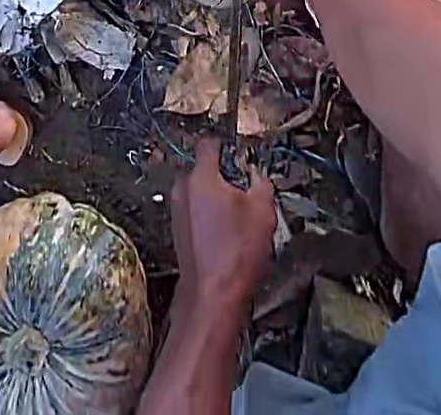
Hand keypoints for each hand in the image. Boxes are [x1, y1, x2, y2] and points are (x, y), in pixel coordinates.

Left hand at [171, 139, 277, 309]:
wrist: (213, 296)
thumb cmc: (236, 253)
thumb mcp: (263, 211)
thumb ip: (261, 182)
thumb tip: (256, 175)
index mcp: (201, 177)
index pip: (208, 144)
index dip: (226, 145)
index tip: (238, 153)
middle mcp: (183, 189)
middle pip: (202, 167)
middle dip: (222, 174)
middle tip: (243, 189)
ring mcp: (177, 210)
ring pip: (197, 190)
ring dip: (214, 195)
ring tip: (236, 215)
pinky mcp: (178, 229)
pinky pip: (193, 209)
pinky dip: (207, 213)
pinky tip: (225, 232)